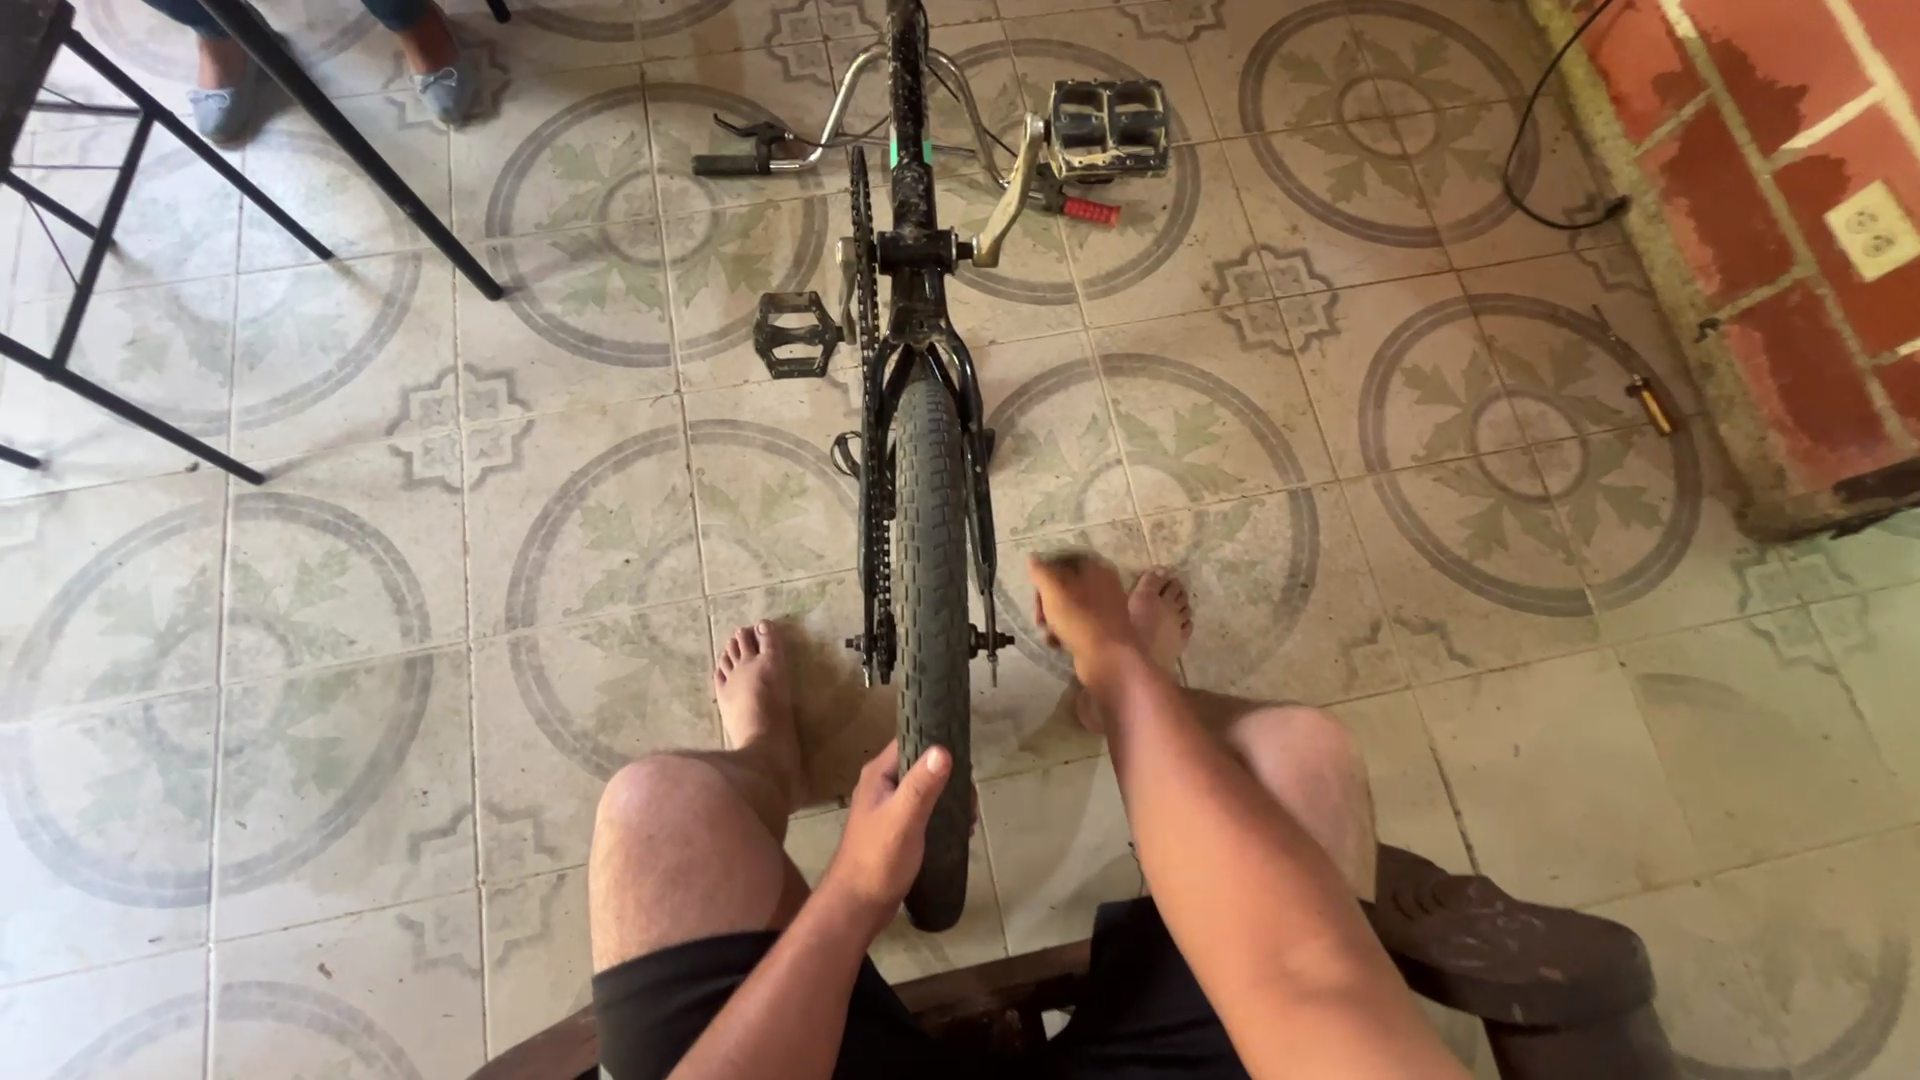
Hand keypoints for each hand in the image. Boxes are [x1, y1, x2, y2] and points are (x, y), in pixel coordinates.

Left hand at [820, 739, 951, 934]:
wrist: (857, 907)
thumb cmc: (878, 860)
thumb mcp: (903, 819)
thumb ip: (921, 785)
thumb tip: (943, 749)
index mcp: (878, 774)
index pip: (911, 740)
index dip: (938, 742)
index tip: (966, 757)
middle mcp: (882, 784)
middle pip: (923, 765)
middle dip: (950, 777)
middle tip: (970, 800)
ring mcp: (888, 807)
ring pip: (927, 789)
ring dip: (949, 799)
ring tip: (969, 818)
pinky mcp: (897, 828)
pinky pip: (925, 810)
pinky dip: (943, 815)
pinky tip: (959, 830)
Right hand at [1028, 552, 1141, 679]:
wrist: (1107, 658)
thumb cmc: (1080, 618)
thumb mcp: (1054, 591)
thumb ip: (1041, 572)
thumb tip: (1032, 557)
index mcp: (1097, 569)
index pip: (1066, 560)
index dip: (1047, 572)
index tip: (1035, 588)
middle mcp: (1105, 586)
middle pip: (1066, 585)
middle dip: (1047, 599)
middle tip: (1038, 615)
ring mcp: (1104, 610)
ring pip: (1070, 607)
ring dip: (1053, 618)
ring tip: (1045, 631)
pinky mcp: (1102, 632)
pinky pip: (1077, 625)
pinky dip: (1064, 631)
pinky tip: (1055, 642)